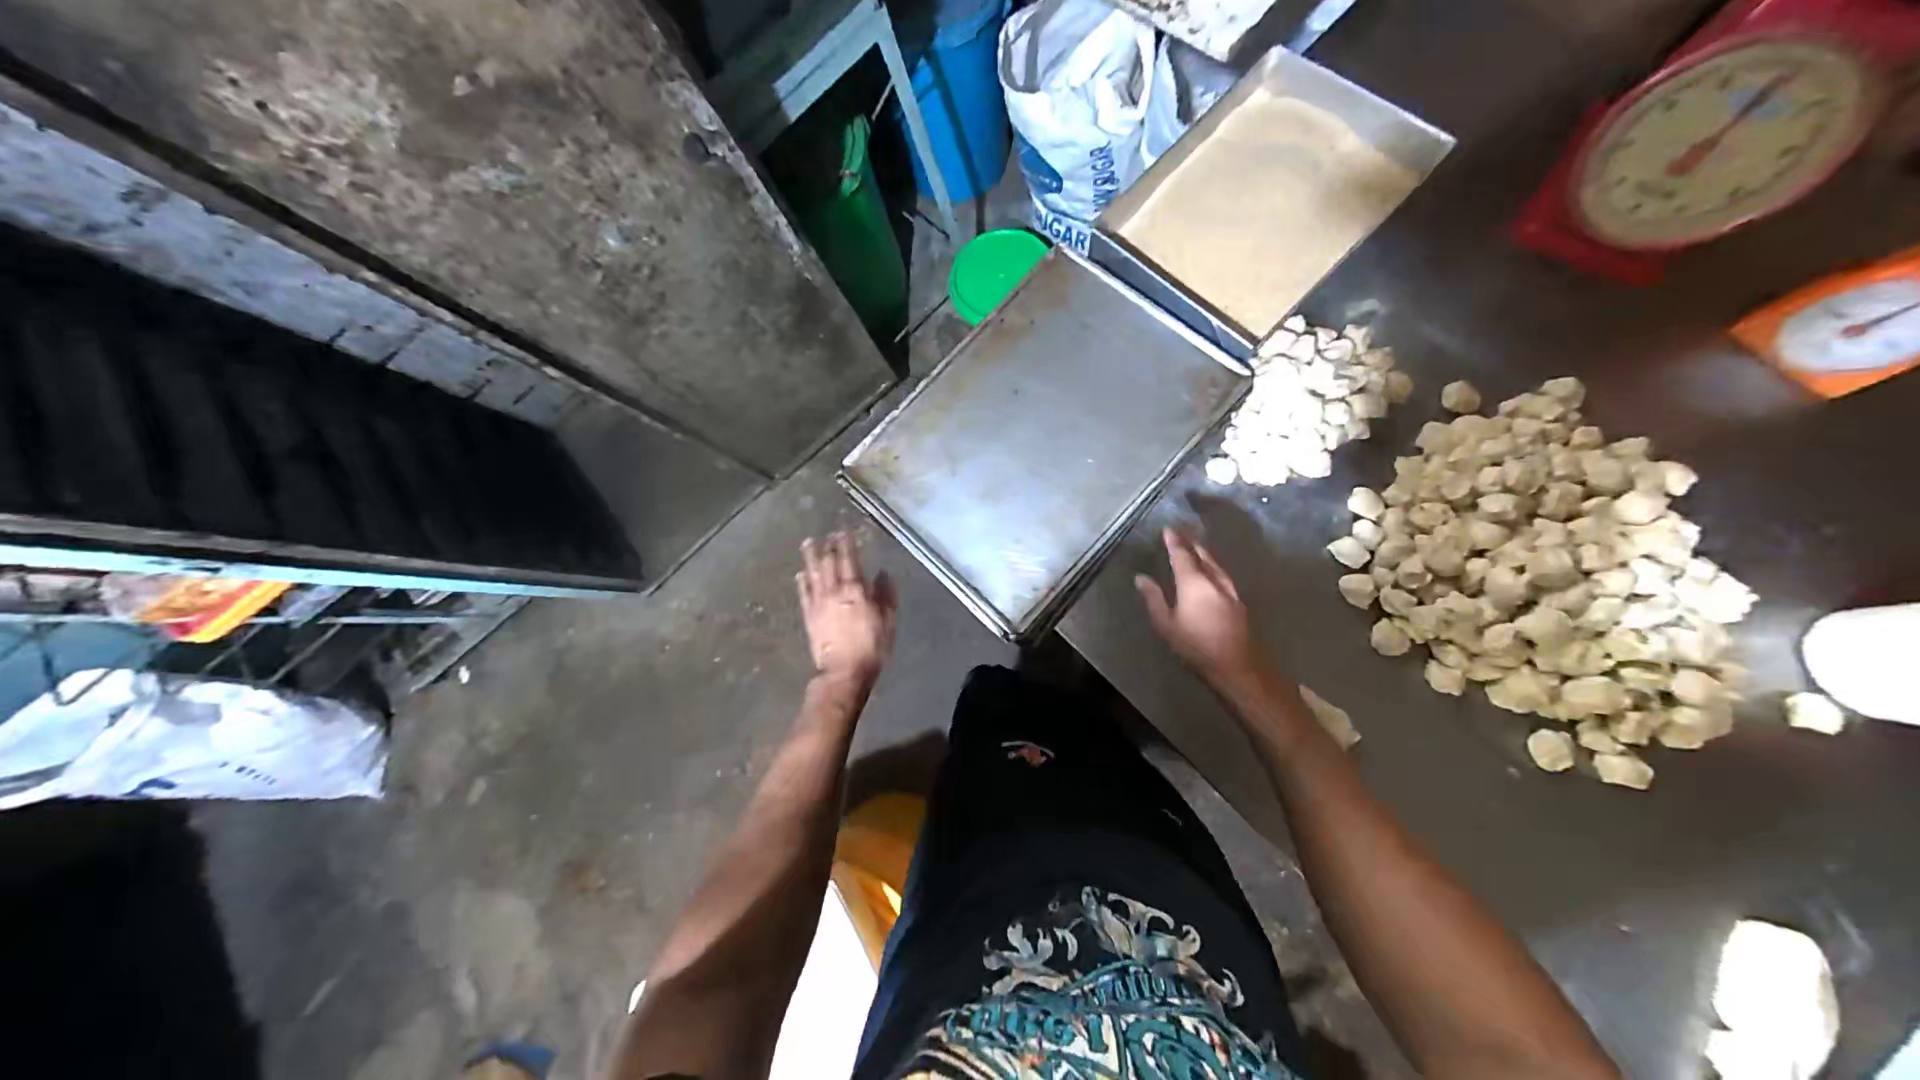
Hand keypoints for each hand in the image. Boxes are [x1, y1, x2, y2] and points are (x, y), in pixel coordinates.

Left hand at [797, 532, 895, 683]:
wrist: (843, 671)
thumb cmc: (871, 646)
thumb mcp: (887, 620)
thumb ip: (885, 594)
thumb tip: (883, 573)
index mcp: (856, 591)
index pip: (850, 561)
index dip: (846, 545)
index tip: (842, 532)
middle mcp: (834, 591)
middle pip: (828, 563)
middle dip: (827, 547)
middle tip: (826, 534)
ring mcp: (819, 603)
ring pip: (813, 574)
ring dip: (810, 557)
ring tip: (808, 543)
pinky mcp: (809, 616)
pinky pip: (804, 594)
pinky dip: (802, 582)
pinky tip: (800, 574)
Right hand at [1136, 527, 1260, 686]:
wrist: (1236, 667)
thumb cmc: (1195, 646)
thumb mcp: (1166, 625)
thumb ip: (1153, 599)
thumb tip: (1141, 578)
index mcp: (1194, 583)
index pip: (1182, 555)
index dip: (1174, 541)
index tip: (1168, 528)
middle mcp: (1214, 580)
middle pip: (1203, 555)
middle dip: (1191, 543)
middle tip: (1182, 533)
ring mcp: (1230, 590)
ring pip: (1216, 564)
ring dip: (1204, 553)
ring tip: (1196, 548)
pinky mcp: (1239, 602)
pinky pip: (1223, 575)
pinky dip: (1213, 567)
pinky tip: (1212, 572)